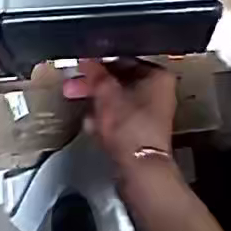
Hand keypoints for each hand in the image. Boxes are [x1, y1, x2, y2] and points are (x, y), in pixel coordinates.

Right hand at [63, 57, 177, 172]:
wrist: (140, 171)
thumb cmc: (128, 125)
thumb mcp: (106, 93)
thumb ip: (95, 73)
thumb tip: (86, 58)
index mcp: (157, 76)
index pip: (124, 60)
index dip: (99, 62)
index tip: (81, 66)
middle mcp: (158, 92)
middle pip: (119, 81)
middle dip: (93, 85)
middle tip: (71, 86)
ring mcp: (151, 114)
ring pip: (117, 100)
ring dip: (96, 103)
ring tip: (77, 105)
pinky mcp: (141, 133)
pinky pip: (120, 119)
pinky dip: (105, 120)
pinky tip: (90, 125)